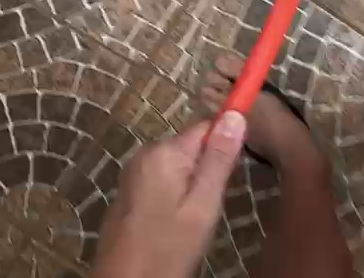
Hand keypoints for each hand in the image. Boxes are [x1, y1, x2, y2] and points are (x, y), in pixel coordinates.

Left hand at [91, 111, 246, 277]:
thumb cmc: (166, 250)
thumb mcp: (201, 207)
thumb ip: (219, 160)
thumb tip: (235, 113)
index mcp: (164, 151)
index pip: (207, 126)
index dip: (225, 144)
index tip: (234, 173)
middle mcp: (146, 153)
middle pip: (192, 147)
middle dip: (208, 171)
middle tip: (210, 207)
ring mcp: (133, 174)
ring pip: (179, 167)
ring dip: (192, 187)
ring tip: (194, 221)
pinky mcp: (128, 194)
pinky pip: (162, 182)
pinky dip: (175, 198)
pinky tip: (175, 227)